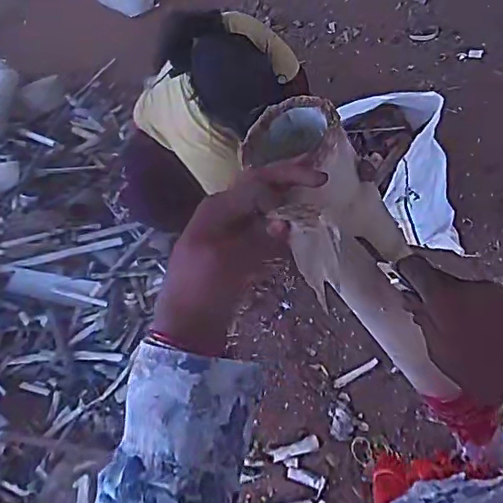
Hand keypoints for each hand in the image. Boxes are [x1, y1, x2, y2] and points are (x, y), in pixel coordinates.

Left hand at [150, 157, 326, 354]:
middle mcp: (222, 212)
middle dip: (287, 177)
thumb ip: (257, 240)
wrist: (184, 330)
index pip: (257, 182)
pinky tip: (295, 220)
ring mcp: (228, 231)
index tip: (318, 185)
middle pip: (259, 186)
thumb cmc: (200, 291)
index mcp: (216, 208)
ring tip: (310, 188)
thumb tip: (285, 224)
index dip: (288, 178)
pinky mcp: (236, 250)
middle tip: (318, 173)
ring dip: (286, 196)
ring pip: (262, 204)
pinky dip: (279, 221)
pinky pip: (261, 227)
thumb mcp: (228, 263)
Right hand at [395, 255, 502, 409]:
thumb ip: (421, 317)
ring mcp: (485, 286)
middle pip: (436, 274)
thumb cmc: (473, 369)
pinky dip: (467, 301)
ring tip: (450, 320)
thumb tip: (410, 297)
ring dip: (449, 295)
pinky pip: (474, 291)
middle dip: (427, 288)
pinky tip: (471, 322)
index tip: (401, 282)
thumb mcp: (436, 350)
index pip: (414, 265)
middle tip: (422, 308)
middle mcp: (463, 282)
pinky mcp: (501, 294)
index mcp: (442, 295)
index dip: (404, 270)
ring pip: (456, 283)